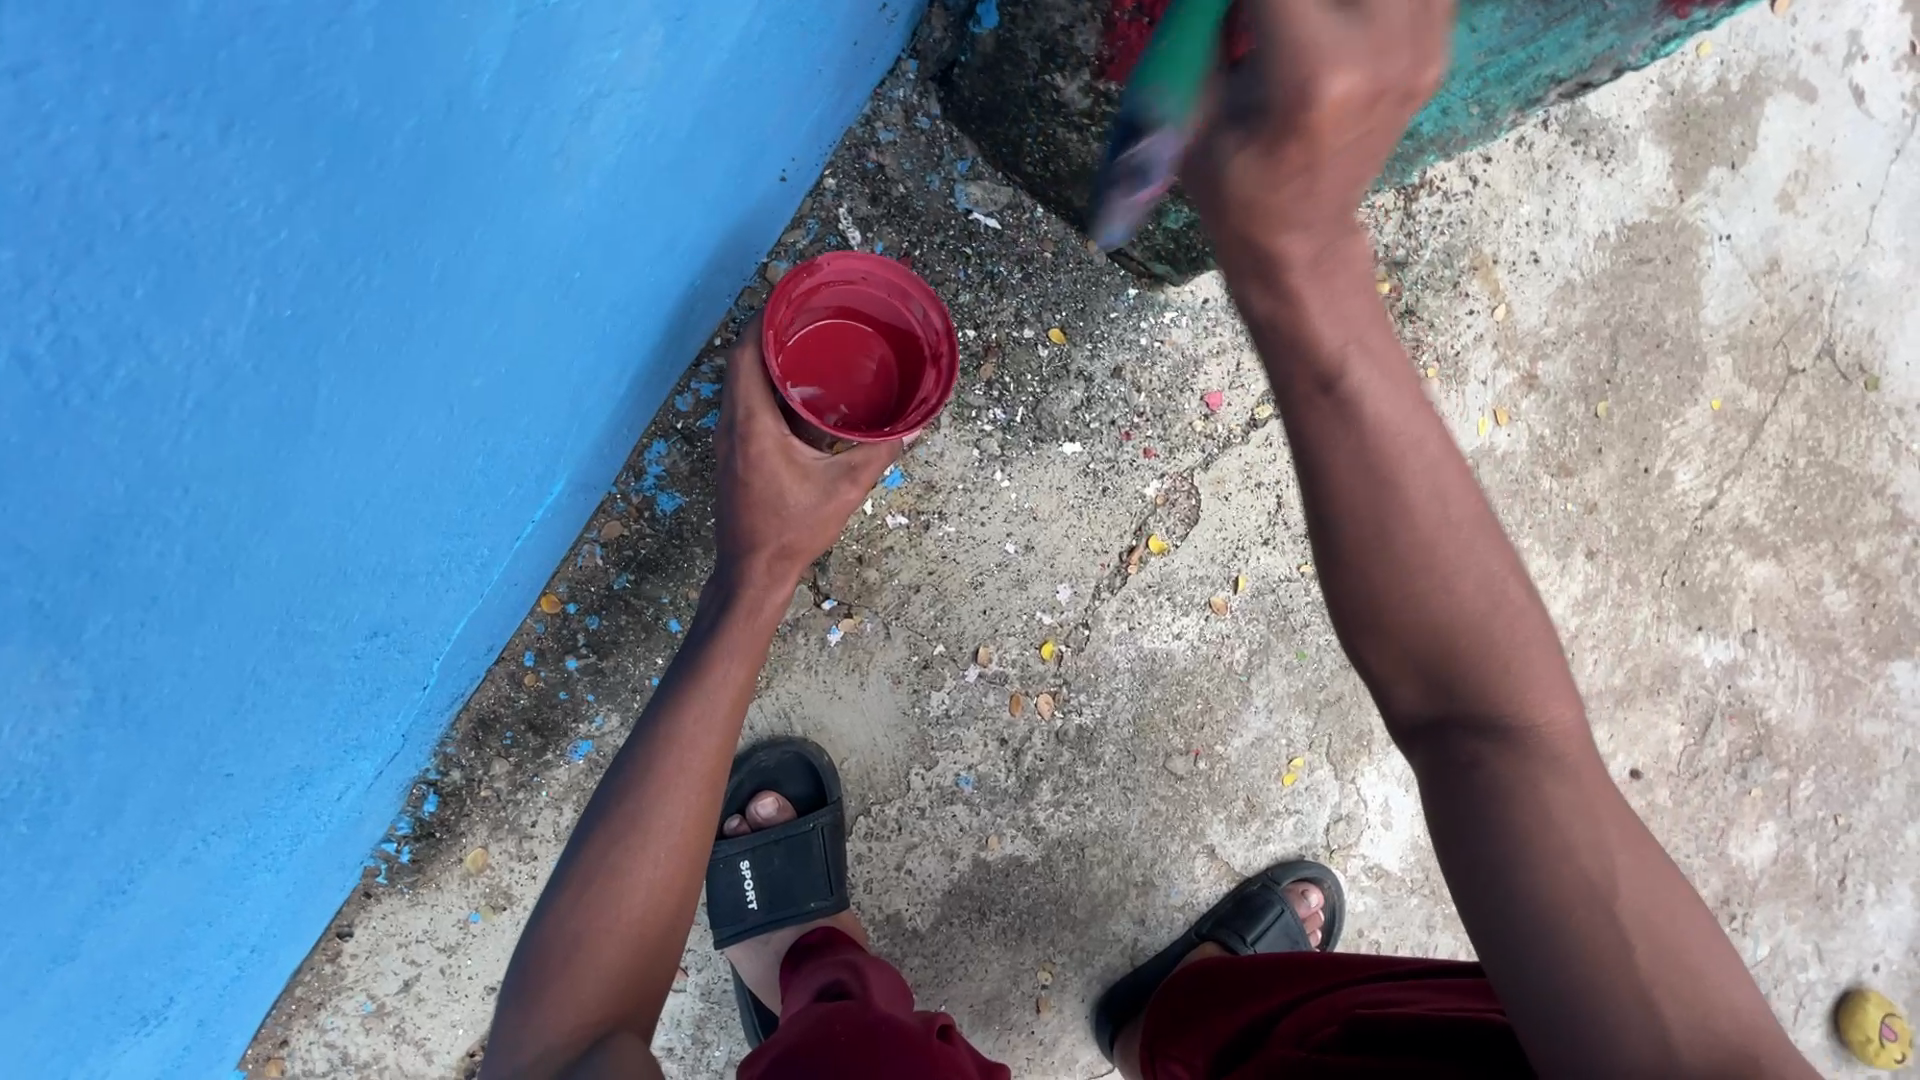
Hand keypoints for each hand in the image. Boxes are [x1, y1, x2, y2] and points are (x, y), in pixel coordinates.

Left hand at [711, 319, 901, 591]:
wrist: (753, 571)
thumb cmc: (793, 530)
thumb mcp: (845, 488)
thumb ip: (880, 452)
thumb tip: (915, 426)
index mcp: (752, 423)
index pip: (745, 355)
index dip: (764, 322)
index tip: (792, 302)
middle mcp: (732, 426)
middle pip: (741, 364)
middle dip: (771, 338)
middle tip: (810, 322)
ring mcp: (728, 443)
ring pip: (741, 387)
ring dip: (767, 366)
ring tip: (808, 352)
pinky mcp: (733, 457)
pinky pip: (745, 409)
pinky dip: (766, 393)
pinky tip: (798, 399)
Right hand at [1182, 0, 1452, 276]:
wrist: (1299, 238)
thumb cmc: (1236, 191)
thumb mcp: (1197, 122)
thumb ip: (1207, 35)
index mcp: (1312, 75)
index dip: (1245, 0)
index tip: (1230, 14)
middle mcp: (1381, 49)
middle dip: (1284, 0)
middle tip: (1264, 19)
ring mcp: (1419, 48)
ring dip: (1330, 3)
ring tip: (1299, 24)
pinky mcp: (1436, 49)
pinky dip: (1368, 4)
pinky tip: (1339, 24)